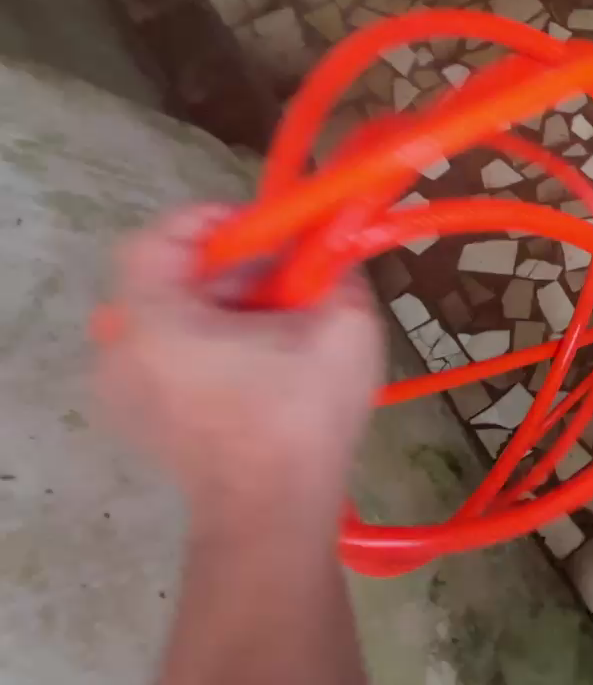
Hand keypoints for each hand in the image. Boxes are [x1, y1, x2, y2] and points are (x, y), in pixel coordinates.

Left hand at [94, 206, 385, 522]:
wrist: (274, 502)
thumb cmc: (305, 406)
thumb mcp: (345, 322)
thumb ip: (338, 268)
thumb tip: (338, 242)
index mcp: (158, 322)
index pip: (157, 240)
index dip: (215, 218)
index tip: (274, 225)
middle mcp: (120, 350)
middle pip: (171, 280)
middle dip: (240, 266)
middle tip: (300, 275)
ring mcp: (121, 389)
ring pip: (175, 319)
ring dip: (231, 305)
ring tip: (292, 322)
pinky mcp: (140, 416)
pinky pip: (171, 355)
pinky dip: (216, 340)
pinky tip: (269, 363)